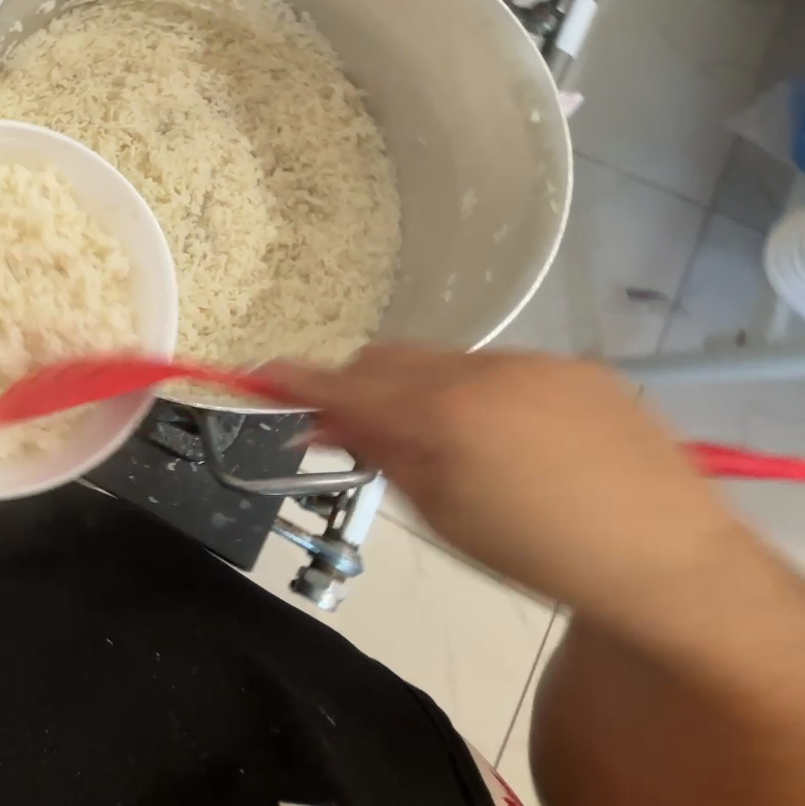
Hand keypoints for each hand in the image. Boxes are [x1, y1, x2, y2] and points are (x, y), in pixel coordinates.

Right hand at [266, 346, 750, 624]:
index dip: (292, 380)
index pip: (344, 385)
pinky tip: (499, 432)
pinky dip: (469, 389)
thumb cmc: (532, 551)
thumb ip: (374, 451)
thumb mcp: (434, 509)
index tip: (253, 375)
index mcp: (443, 416)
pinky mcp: (572, 366)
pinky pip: (489, 364)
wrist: (671, 567)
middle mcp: (482, 373)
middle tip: (354, 429)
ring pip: (435, 358)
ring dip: (415, 387)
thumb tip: (321, 421)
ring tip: (440, 436)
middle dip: (357, 386)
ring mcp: (532, 364)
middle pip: (381, 358)